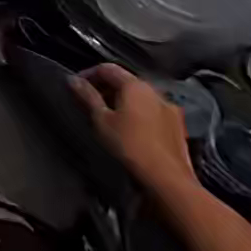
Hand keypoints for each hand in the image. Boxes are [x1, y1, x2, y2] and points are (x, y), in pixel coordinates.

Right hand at [71, 63, 196, 189]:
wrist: (169, 181)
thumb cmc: (130, 147)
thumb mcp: (102, 121)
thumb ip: (87, 97)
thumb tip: (72, 79)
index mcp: (135, 84)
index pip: (107, 68)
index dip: (88, 74)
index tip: (76, 87)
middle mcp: (154, 90)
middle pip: (125, 81)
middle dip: (105, 88)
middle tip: (90, 102)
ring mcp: (169, 108)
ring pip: (140, 97)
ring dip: (123, 102)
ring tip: (109, 118)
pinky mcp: (178, 126)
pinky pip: (152, 111)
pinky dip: (139, 114)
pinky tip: (133, 131)